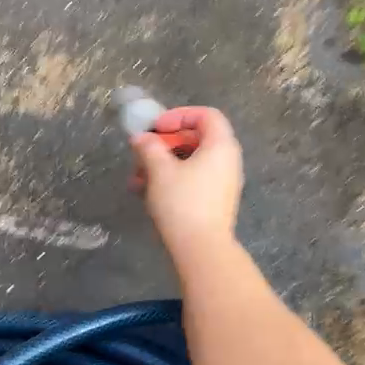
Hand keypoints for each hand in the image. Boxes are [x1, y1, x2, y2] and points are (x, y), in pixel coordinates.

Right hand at [128, 105, 242, 264]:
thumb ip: (149, 148)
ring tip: (136, 179)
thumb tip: (140, 138)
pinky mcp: (214, 202)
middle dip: (164, 145)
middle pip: (195, 139)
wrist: (201, 249)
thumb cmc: (182, 203)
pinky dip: (170, 181)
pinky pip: (192, 181)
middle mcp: (227, 161)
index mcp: (221, 146)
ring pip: (190, 163)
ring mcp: (222, 183)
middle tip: (141, 154)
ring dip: (161, 165)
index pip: (206, 115)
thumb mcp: (159, 171)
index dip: (179, 115)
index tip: (155, 128)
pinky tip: (145, 194)